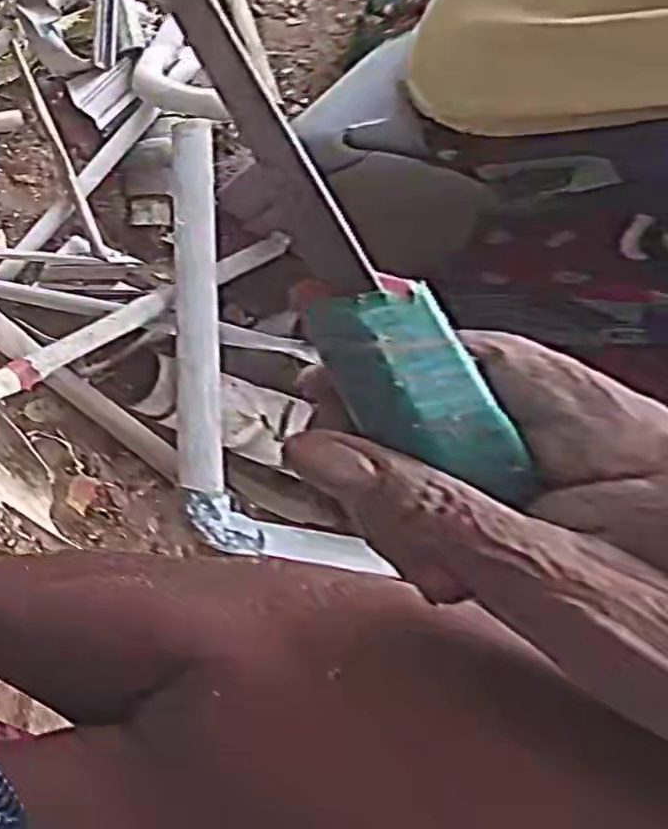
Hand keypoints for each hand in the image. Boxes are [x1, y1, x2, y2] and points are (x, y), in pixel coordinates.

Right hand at [285, 332, 667, 739]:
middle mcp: (594, 443)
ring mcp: (570, 478)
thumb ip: (428, 510)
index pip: (474, 356)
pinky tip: (437, 558)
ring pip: (429, 449)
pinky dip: (420, 518)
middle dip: (376, 449)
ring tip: (424, 555)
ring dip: (394, 496)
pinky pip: (450, 485)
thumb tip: (319, 451)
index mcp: (618, 437)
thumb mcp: (548, 584)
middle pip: (435, 403)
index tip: (320, 364)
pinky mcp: (548, 509)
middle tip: (362, 497)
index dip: (385, 353)